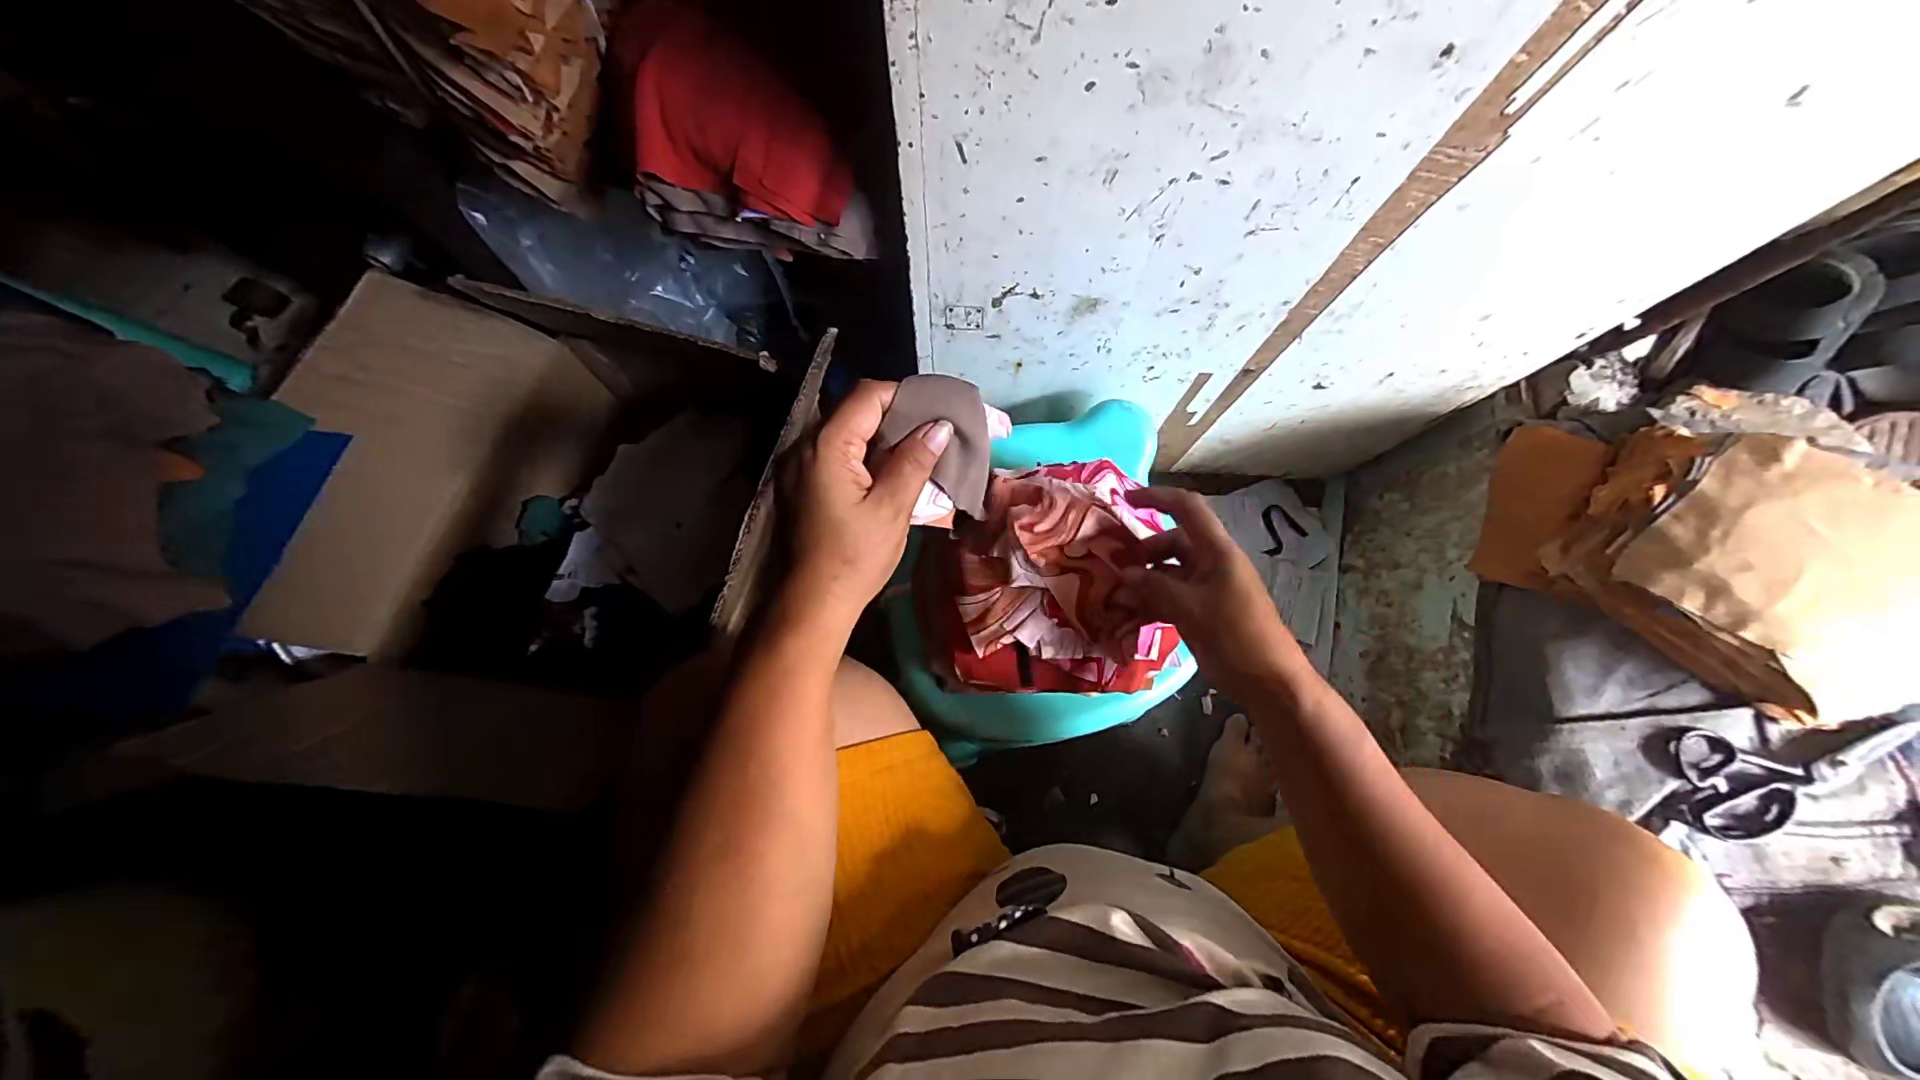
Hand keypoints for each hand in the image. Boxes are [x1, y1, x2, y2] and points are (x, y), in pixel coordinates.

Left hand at [785, 380, 951, 623]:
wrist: (814, 603)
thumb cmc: (855, 557)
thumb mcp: (892, 508)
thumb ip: (914, 461)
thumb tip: (939, 426)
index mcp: (827, 446)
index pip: (868, 396)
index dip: (905, 396)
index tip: (937, 411)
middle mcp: (808, 446)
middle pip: (856, 411)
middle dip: (898, 416)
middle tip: (935, 432)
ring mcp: (803, 466)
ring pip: (850, 434)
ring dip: (885, 438)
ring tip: (922, 451)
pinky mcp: (807, 485)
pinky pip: (841, 456)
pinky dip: (870, 457)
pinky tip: (895, 473)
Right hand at [1120, 487, 1304, 702]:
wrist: (1269, 681)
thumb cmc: (1236, 636)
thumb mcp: (1190, 608)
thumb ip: (1154, 587)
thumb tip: (1123, 573)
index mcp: (1216, 551)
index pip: (1186, 509)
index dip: (1156, 497)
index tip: (1124, 499)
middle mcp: (1211, 563)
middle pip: (1171, 543)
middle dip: (1141, 553)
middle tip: (1112, 568)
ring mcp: (1206, 588)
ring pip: (1167, 572)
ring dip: (1142, 581)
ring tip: (1115, 597)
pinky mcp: (1202, 611)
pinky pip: (1170, 597)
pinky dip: (1151, 602)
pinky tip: (1129, 616)